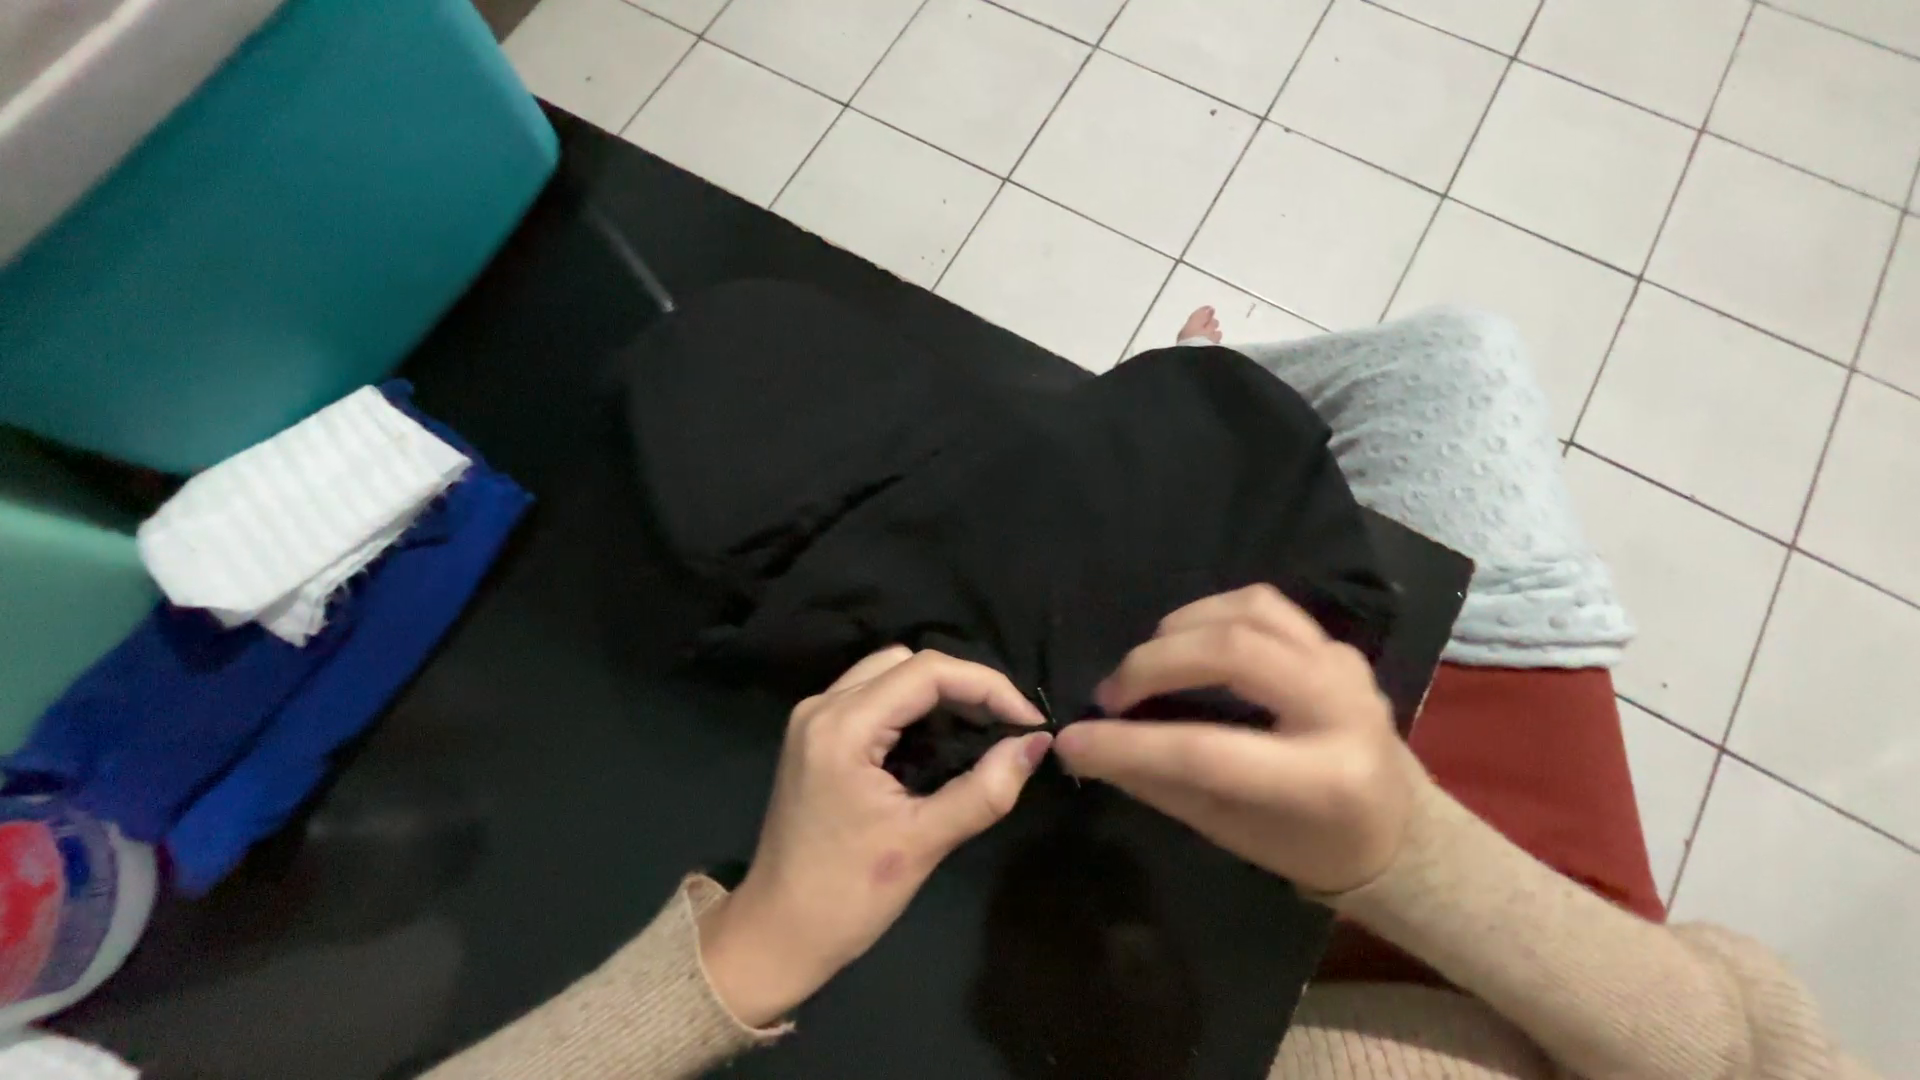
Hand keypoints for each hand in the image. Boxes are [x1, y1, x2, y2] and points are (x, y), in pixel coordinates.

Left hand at [698, 647, 1051, 1025]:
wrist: (776, 935)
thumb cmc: (846, 896)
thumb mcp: (923, 843)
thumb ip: (985, 789)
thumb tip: (1037, 745)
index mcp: (842, 726)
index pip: (927, 673)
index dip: (987, 686)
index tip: (1029, 721)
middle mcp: (823, 706)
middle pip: (907, 663)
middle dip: (965, 685)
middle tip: (1006, 725)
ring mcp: (814, 718)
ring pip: (889, 673)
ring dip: (938, 694)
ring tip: (982, 729)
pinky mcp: (816, 735)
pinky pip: (873, 697)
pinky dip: (912, 707)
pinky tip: (942, 740)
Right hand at [1054, 585, 1421, 894]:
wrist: (1397, 830)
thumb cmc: (1309, 845)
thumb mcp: (1231, 834)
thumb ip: (1160, 785)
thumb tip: (1087, 748)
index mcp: (1320, 779)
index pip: (1206, 751)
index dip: (1128, 744)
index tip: (1072, 740)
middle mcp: (1340, 710)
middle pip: (1233, 654)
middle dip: (1153, 665)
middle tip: (1111, 695)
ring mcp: (1343, 665)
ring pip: (1247, 614)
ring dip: (1178, 631)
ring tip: (1144, 663)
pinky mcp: (1334, 644)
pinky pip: (1263, 604)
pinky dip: (1210, 613)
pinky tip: (1185, 640)